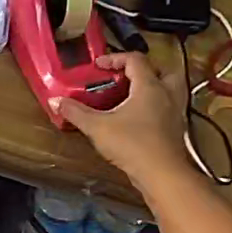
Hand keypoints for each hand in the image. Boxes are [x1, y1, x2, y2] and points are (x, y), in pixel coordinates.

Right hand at [58, 53, 193, 189]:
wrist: (162, 174)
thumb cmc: (132, 144)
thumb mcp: (97, 127)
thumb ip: (76, 112)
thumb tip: (55, 101)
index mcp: (149, 86)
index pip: (135, 60)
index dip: (115, 58)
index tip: (99, 65)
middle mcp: (167, 95)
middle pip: (162, 70)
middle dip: (144, 70)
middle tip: (125, 77)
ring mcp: (175, 113)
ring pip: (171, 89)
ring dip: (154, 87)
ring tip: (133, 96)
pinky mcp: (176, 130)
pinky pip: (169, 108)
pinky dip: (156, 107)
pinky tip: (140, 119)